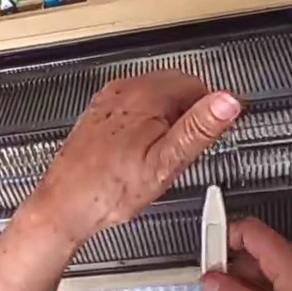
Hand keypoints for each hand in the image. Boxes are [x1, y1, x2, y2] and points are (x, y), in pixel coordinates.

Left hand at [24, 72, 242, 244]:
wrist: (64, 205)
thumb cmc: (108, 189)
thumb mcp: (166, 162)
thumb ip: (199, 128)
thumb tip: (227, 102)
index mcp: (145, 95)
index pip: (197, 85)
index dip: (210, 111)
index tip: (212, 132)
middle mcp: (124, 90)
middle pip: (176, 87)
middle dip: (188, 114)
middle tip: (187, 148)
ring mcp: (108, 101)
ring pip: (154, 98)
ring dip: (167, 119)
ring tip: (162, 154)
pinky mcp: (99, 114)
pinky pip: (134, 109)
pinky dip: (145, 124)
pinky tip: (140, 152)